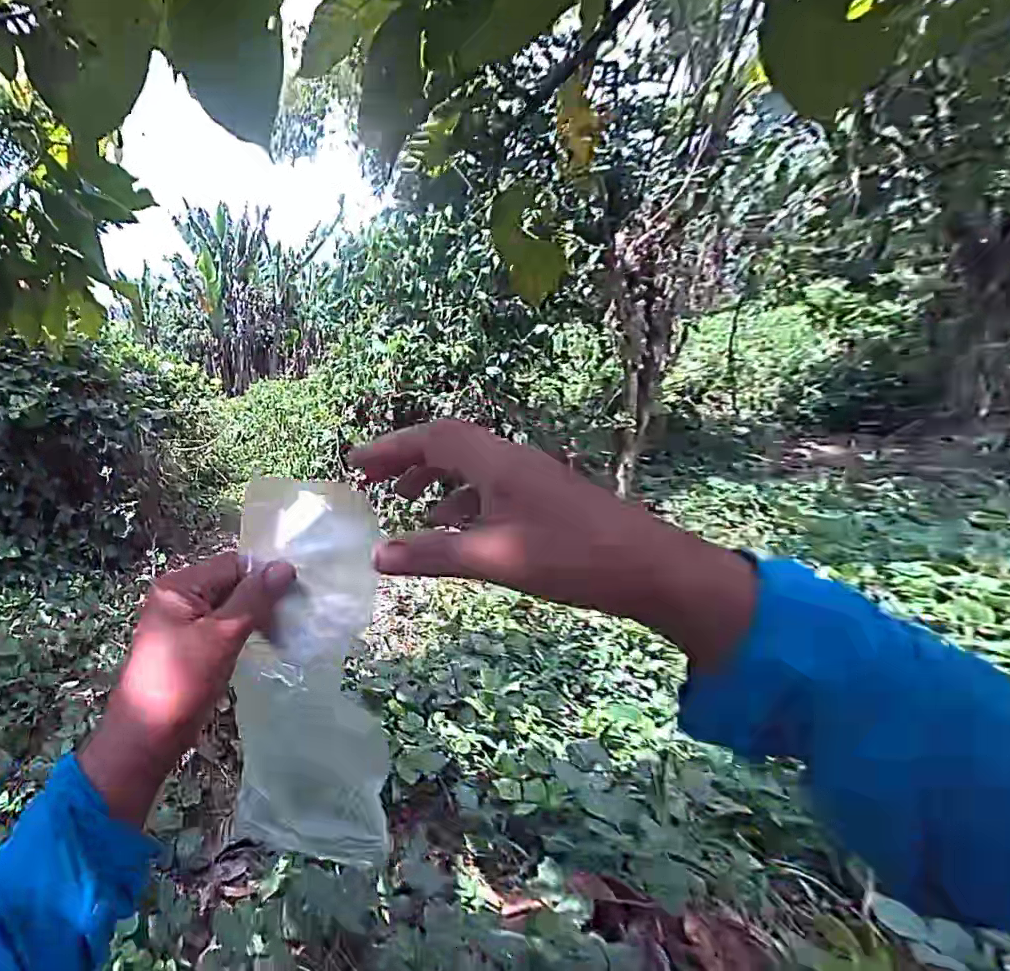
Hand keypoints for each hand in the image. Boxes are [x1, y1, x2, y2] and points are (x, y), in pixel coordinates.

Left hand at [79, 552, 295, 825]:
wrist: (147, 737)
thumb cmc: (183, 681)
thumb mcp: (221, 635)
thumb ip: (252, 599)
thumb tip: (284, 566)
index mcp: (179, 586)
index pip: (232, 565)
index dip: (263, 577)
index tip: (295, 597)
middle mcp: (178, 597)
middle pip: (230, 583)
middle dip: (261, 598)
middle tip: (291, 622)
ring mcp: (182, 622)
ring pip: (229, 607)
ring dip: (255, 617)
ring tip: (281, 637)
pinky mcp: (189, 646)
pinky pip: (221, 628)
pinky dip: (242, 633)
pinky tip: (263, 646)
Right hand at [347, 420, 755, 668]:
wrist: (656, 571)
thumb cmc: (573, 559)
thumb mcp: (494, 558)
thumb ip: (432, 555)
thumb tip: (376, 557)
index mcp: (496, 463)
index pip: (430, 438)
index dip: (388, 448)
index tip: (353, 464)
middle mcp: (509, 459)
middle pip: (445, 443)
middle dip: (403, 458)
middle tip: (370, 480)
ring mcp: (529, 476)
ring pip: (466, 464)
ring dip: (430, 476)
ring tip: (403, 501)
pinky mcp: (542, 496)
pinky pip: (486, 484)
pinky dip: (458, 498)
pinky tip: (451, 526)